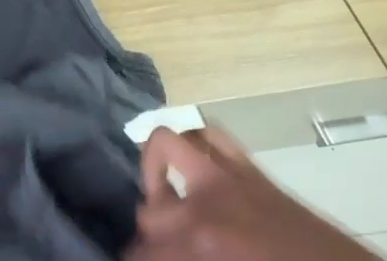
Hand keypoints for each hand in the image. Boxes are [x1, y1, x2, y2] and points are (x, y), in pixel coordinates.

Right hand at [126, 127, 375, 259]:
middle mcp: (207, 202)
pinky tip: (194, 171)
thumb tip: (161, 255)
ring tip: (163, 202)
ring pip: (165, 146)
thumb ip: (192, 260)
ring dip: (156, 173)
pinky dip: (194, 146)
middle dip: (148, 239)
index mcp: (204, 243)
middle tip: (156, 253)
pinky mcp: (250, 169)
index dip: (136, 259)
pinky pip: (209, 137)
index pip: (148, 252)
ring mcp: (228, 177)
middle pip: (150, 212)